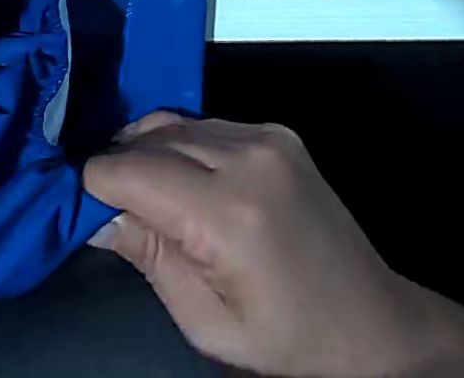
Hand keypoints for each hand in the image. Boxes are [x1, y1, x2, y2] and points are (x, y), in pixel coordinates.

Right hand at [83, 114, 463, 377]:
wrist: (374, 326)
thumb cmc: (285, 341)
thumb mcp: (205, 322)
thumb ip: (147, 256)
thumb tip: (94, 214)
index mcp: (229, 214)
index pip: (130, 170)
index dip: (98, 185)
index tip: (89, 207)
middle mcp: (246, 156)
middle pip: (149, 138)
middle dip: (120, 165)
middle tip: (112, 203)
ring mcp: (265, 136)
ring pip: (173, 123)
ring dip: (148, 151)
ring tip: (146, 189)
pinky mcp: (275, 130)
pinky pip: (204, 123)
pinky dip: (182, 144)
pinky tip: (187, 177)